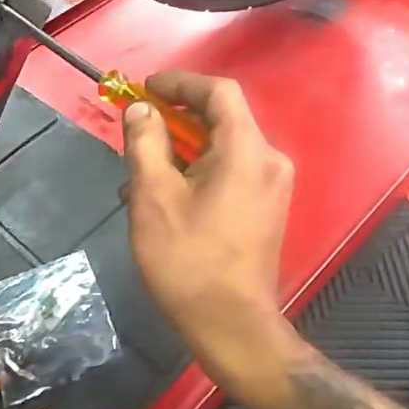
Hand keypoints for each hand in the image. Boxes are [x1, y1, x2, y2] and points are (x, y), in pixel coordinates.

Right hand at [121, 72, 296, 376]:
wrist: (231, 325)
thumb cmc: (188, 259)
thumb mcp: (153, 196)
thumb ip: (145, 143)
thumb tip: (142, 110)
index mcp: (245, 149)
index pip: (218, 91)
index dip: (180, 82)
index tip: (145, 88)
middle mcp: (268, 159)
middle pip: (220, 119)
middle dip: (174, 121)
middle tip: (136, 132)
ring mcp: (271, 186)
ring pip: (221, 149)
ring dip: (180, 152)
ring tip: (139, 178)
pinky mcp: (266, 208)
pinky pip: (230, 172)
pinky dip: (197, 173)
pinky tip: (165, 199)